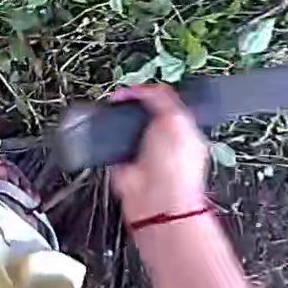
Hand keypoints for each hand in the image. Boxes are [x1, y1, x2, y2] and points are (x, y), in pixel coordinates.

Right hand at [107, 84, 208, 227]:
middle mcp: (162, 138)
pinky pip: (110, 141)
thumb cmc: (175, 167)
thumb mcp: (176, 121)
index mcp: (182, 128)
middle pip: (142, 111)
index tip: (134, 90)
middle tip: (119, 99)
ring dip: (117, 118)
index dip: (149, 92)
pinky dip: (106, 136)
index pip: (165, 102)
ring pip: (124, 124)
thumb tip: (143, 90)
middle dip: (130, 104)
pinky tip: (106, 131)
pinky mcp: (122, 159)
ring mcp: (141, 149)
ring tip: (111, 112)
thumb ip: (162, 100)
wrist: (155, 197)